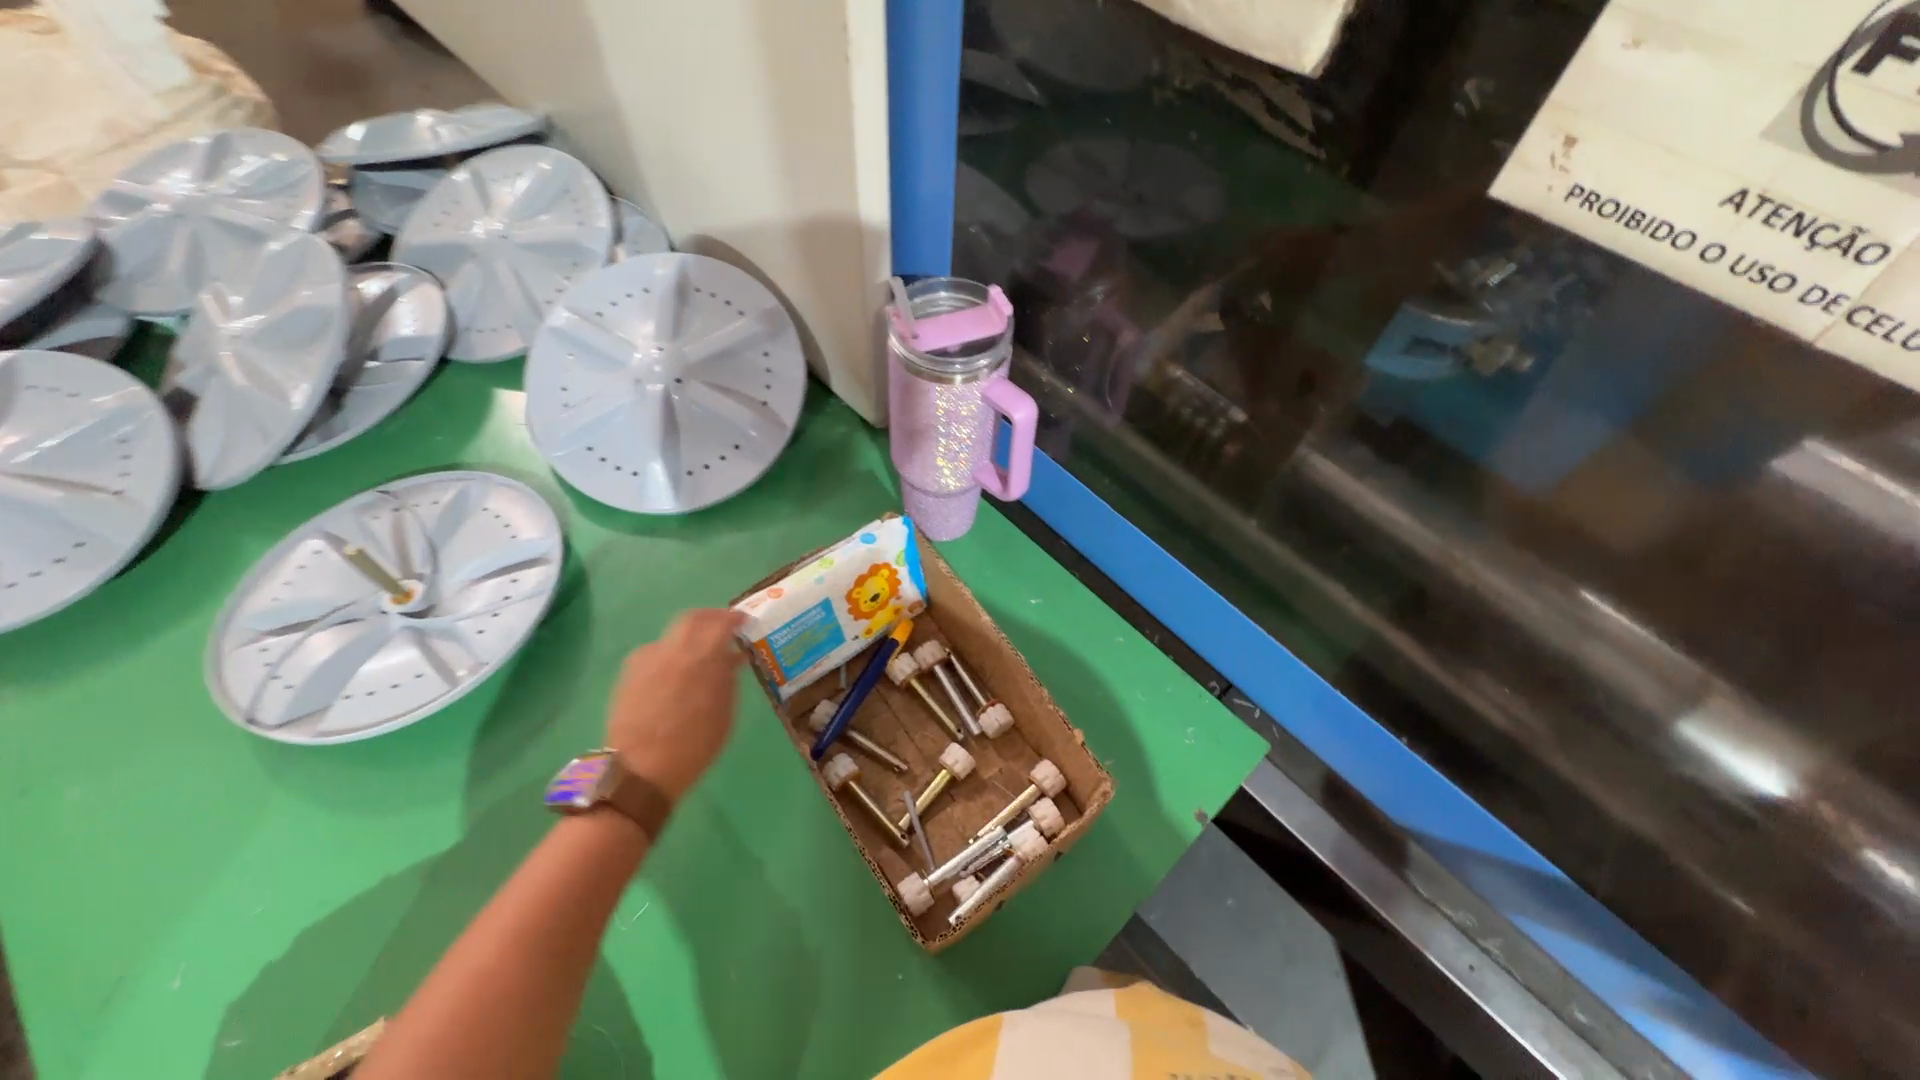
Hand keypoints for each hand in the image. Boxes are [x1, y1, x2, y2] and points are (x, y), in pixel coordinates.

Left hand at [606, 609, 746, 802]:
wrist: (640, 769)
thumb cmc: (694, 746)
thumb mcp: (725, 715)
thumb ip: (728, 679)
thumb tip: (731, 657)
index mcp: (702, 659)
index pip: (722, 623)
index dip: (734, 619)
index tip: (743, 622)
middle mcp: (673, 650)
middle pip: (692, 618)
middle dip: (710, 618)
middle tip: (722, 627)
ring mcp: (647, 659)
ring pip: (672, 635)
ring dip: (689, 637)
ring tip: (699, 655)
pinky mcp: (629, 672)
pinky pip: (655, 652)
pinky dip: (670, 654)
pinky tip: (674, 673)